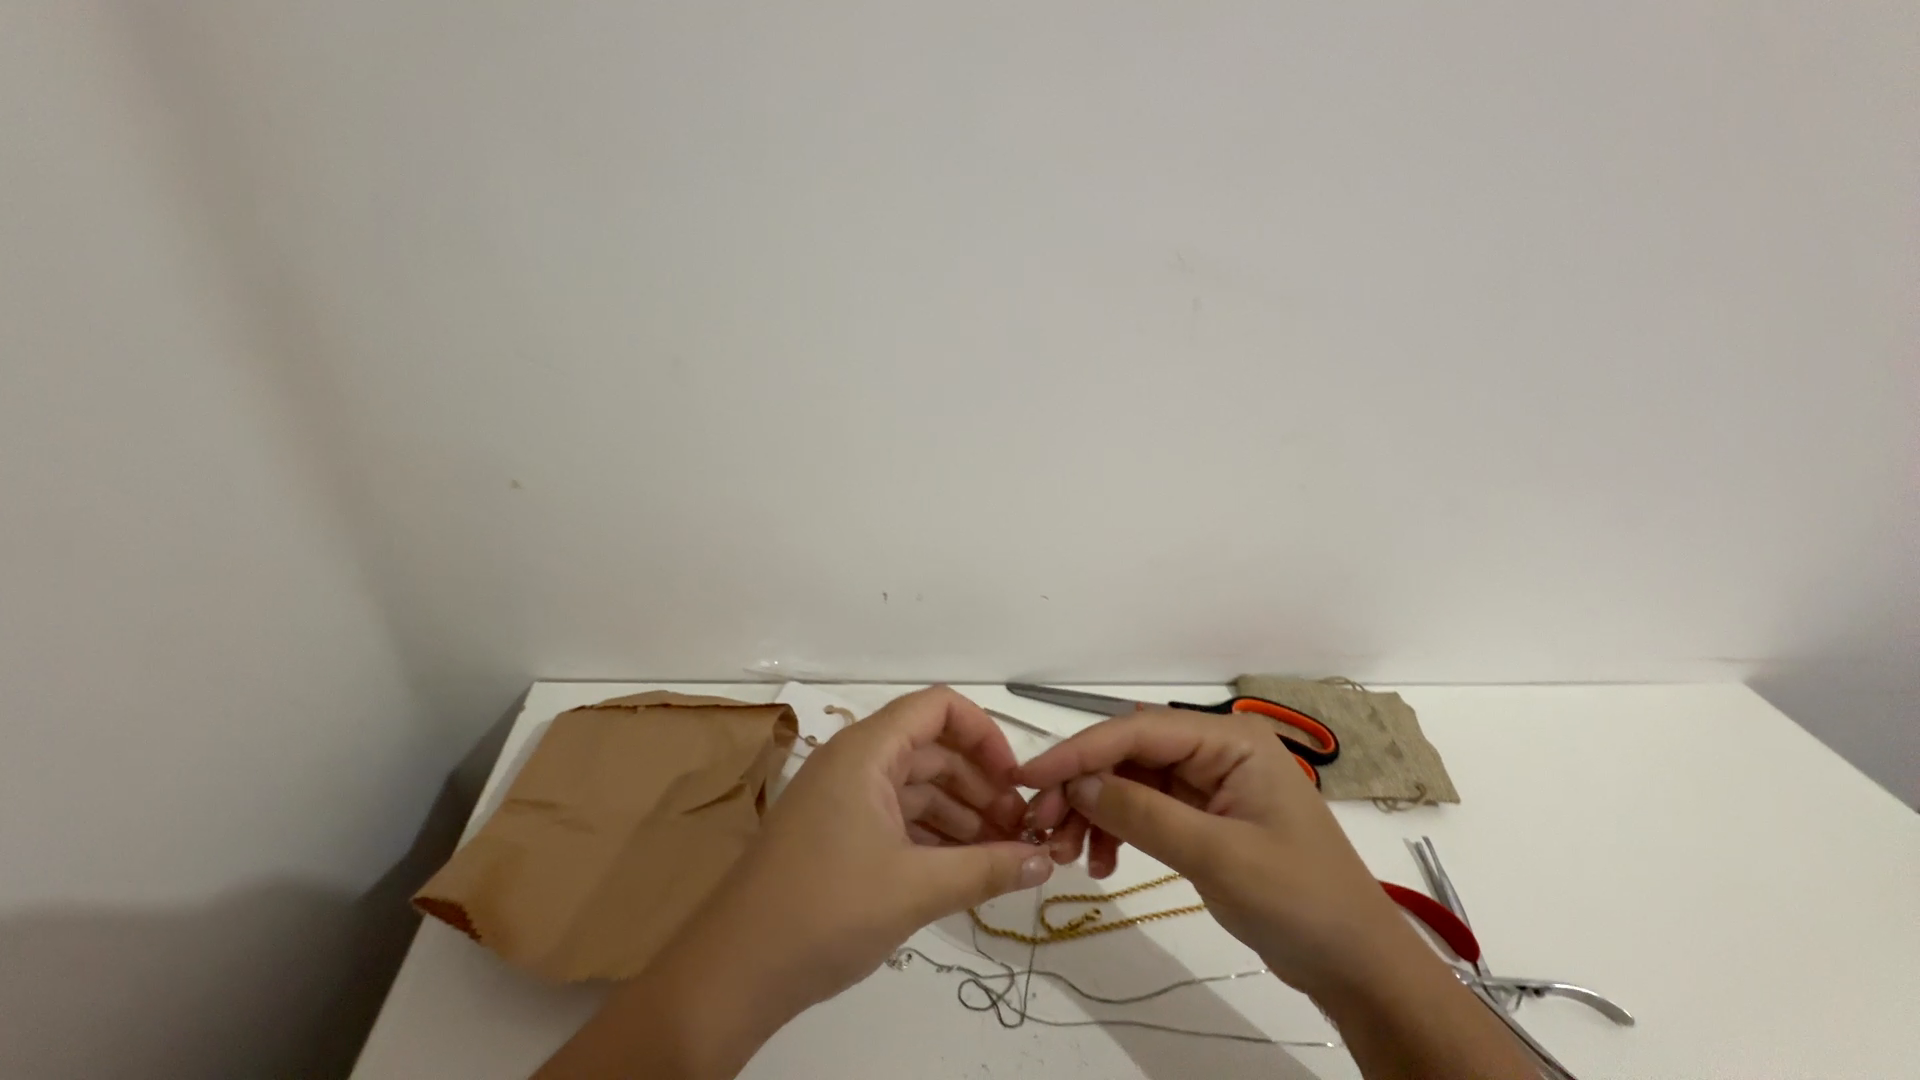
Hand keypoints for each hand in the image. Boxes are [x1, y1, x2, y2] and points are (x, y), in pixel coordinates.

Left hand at [726, 685, 1054, 1004]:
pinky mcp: (838, 836)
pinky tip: (967, 870)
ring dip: (963, 816)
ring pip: (917, 790)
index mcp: (865, 752)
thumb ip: (987, 869)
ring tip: (1004, 856)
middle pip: (932, 751)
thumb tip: (1045, 862)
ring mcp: (843, 801)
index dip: (984, 734)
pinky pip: (898, 820)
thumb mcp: (916, 889)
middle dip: (982, 786)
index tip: (1016, 781)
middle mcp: (854, 764)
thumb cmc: (826, 910)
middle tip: (1022, 832)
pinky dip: (934, 839)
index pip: (937, 708)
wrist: (734, 972)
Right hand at [1016, 709, 1421, 998]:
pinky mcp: (1205, 817)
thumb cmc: (1299, 901)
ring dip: (1094, 813)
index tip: (1030, 778)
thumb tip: (1075, 784)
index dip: (1079, 751)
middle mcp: (1216, 751)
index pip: (1138, 731)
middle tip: (1042, 827)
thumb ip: (1142, 813)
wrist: (1355, 965)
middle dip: (1082, 787)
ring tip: (1066, 855)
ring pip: (1130, 783)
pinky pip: (1145, 810)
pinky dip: (1117, 832)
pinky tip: (1103, 864)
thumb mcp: (1217, 856)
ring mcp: (1210, 784)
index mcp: (1229, 741)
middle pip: (1129, 754)